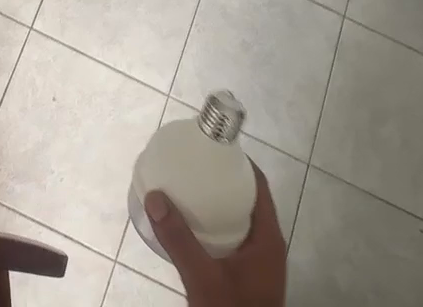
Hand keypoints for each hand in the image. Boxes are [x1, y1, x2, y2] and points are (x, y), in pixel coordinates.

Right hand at [145, 166, 285, 306]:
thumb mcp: (203, 278)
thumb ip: (179, 239)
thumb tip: (154, 196)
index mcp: (268, 239)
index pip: (259, 186)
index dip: (240, 162)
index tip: (214, 145)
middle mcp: (268, 246)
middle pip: (249, 201)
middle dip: (222, 180)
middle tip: (193, 163)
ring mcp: (259, 263)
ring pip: (240, 221)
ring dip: (217, 204)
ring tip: (187, 187)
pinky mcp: (247, 277)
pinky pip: (233, 238)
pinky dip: (215, 225)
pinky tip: (191, 226)